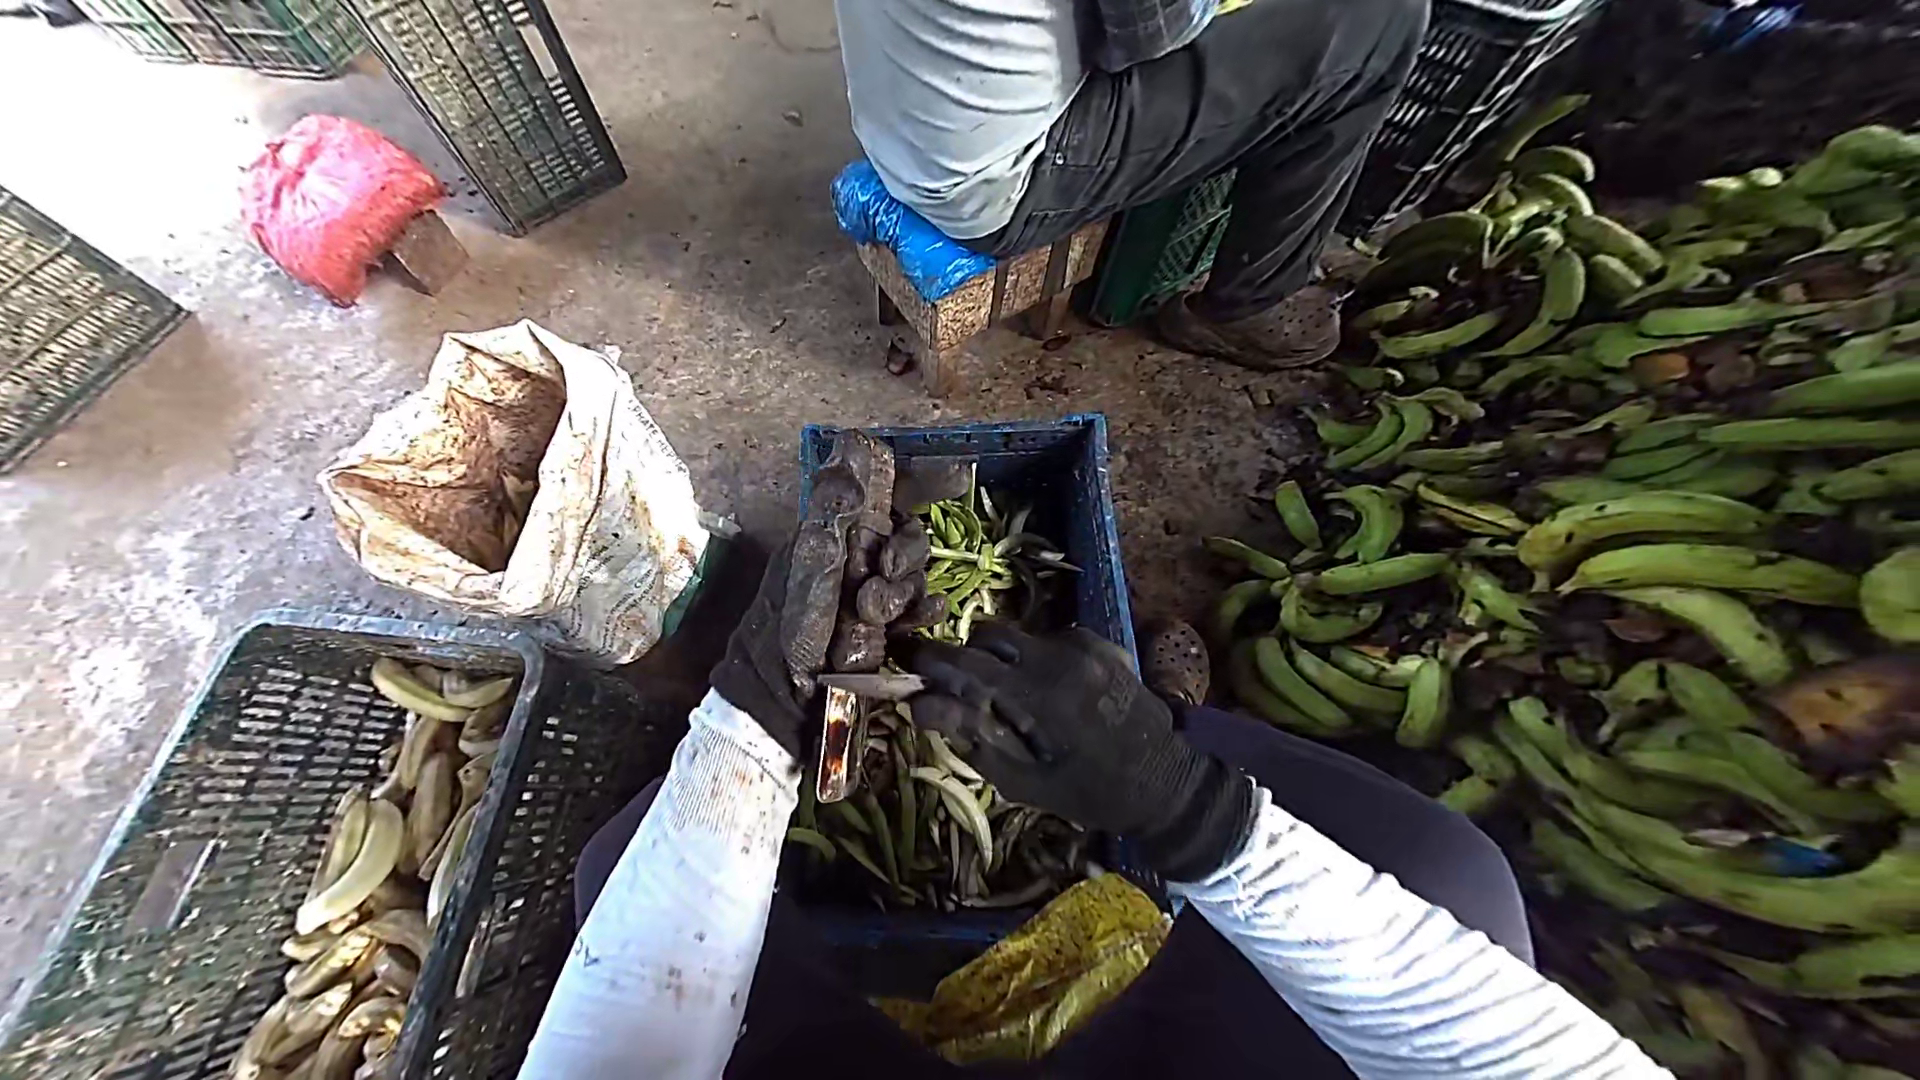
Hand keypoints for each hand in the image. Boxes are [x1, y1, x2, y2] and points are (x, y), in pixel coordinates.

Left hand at [711, 524, 935, 759]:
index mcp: (836, 537)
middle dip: (904, 559)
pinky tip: (926, 616)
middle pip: (909, 541)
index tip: (916, 520)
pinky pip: (920, 609)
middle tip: (883, 581)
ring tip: (876, 617)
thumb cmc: (787, 630)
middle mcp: (857, 560)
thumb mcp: (807, 567)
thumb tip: (853, 451)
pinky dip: (925, 611)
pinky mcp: (886, 625)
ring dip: (905, 593)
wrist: (783, 698)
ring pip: (916, 576)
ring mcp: (874, 594)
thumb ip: (833, 516)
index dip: (908, 509)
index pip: (885, 504)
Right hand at [906, 624, 1255, 881]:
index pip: (969, 662)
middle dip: (971, 655)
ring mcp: (1085, 644)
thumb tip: (920, 705)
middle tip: (972, 691)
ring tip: (1021, 697)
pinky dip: (1039, 657)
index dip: (933, 659)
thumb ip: (972, 738)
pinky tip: (1057, 691)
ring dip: (1006, 658)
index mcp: (1039, 695)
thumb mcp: (1025, 780)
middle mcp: (1061, 656)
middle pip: (990, 633)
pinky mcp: (1101, 641)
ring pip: (1020, 634)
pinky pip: (1052, 637)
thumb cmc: (1090, 792)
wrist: (1168, 778)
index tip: (913, 663)